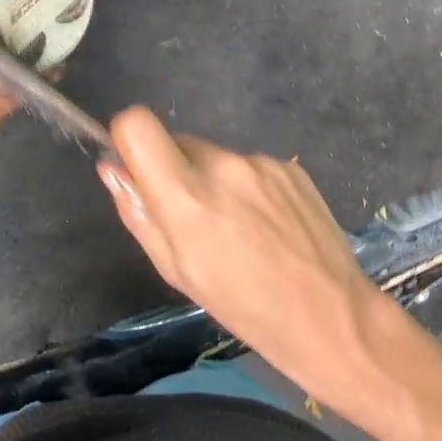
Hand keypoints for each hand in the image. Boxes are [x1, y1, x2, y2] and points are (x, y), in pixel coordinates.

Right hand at [98, 106, 391, 414]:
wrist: (329, 314)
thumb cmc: (242, 307)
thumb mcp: (176, 271)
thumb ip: (139, 214)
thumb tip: (112, 170)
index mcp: (186, 196)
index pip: (138, 125)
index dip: (129, 139)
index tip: (137, 167)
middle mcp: (223, 166)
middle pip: (179, 143)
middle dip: (176, 172)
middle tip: (196, 221)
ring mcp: (262, 163)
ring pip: (217, 158)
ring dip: (216, 183)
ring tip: (241, 231)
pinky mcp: (292, 168)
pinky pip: (252, 168)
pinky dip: (250, 189)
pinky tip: (269, 227)